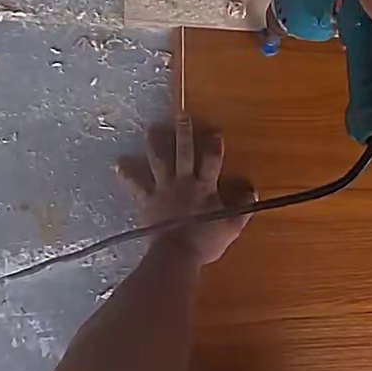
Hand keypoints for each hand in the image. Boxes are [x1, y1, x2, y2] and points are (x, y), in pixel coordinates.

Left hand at [116, 115, 255, 265]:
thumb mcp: (231, 226)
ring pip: (159, 160)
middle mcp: (183, 181)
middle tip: (182, 116)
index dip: (214, 144)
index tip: (215, 131)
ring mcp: (163, 189)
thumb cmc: (205, 241)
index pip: (212, 159)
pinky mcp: (147, 200)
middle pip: (183, 152)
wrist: (176, 254)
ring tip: (152, 128)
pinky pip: (135, 184)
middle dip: (184, 133)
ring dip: (155, 143)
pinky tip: (119, 163)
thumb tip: (252, 191)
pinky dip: (127, 173)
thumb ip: (243, 207)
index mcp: (205, 186)